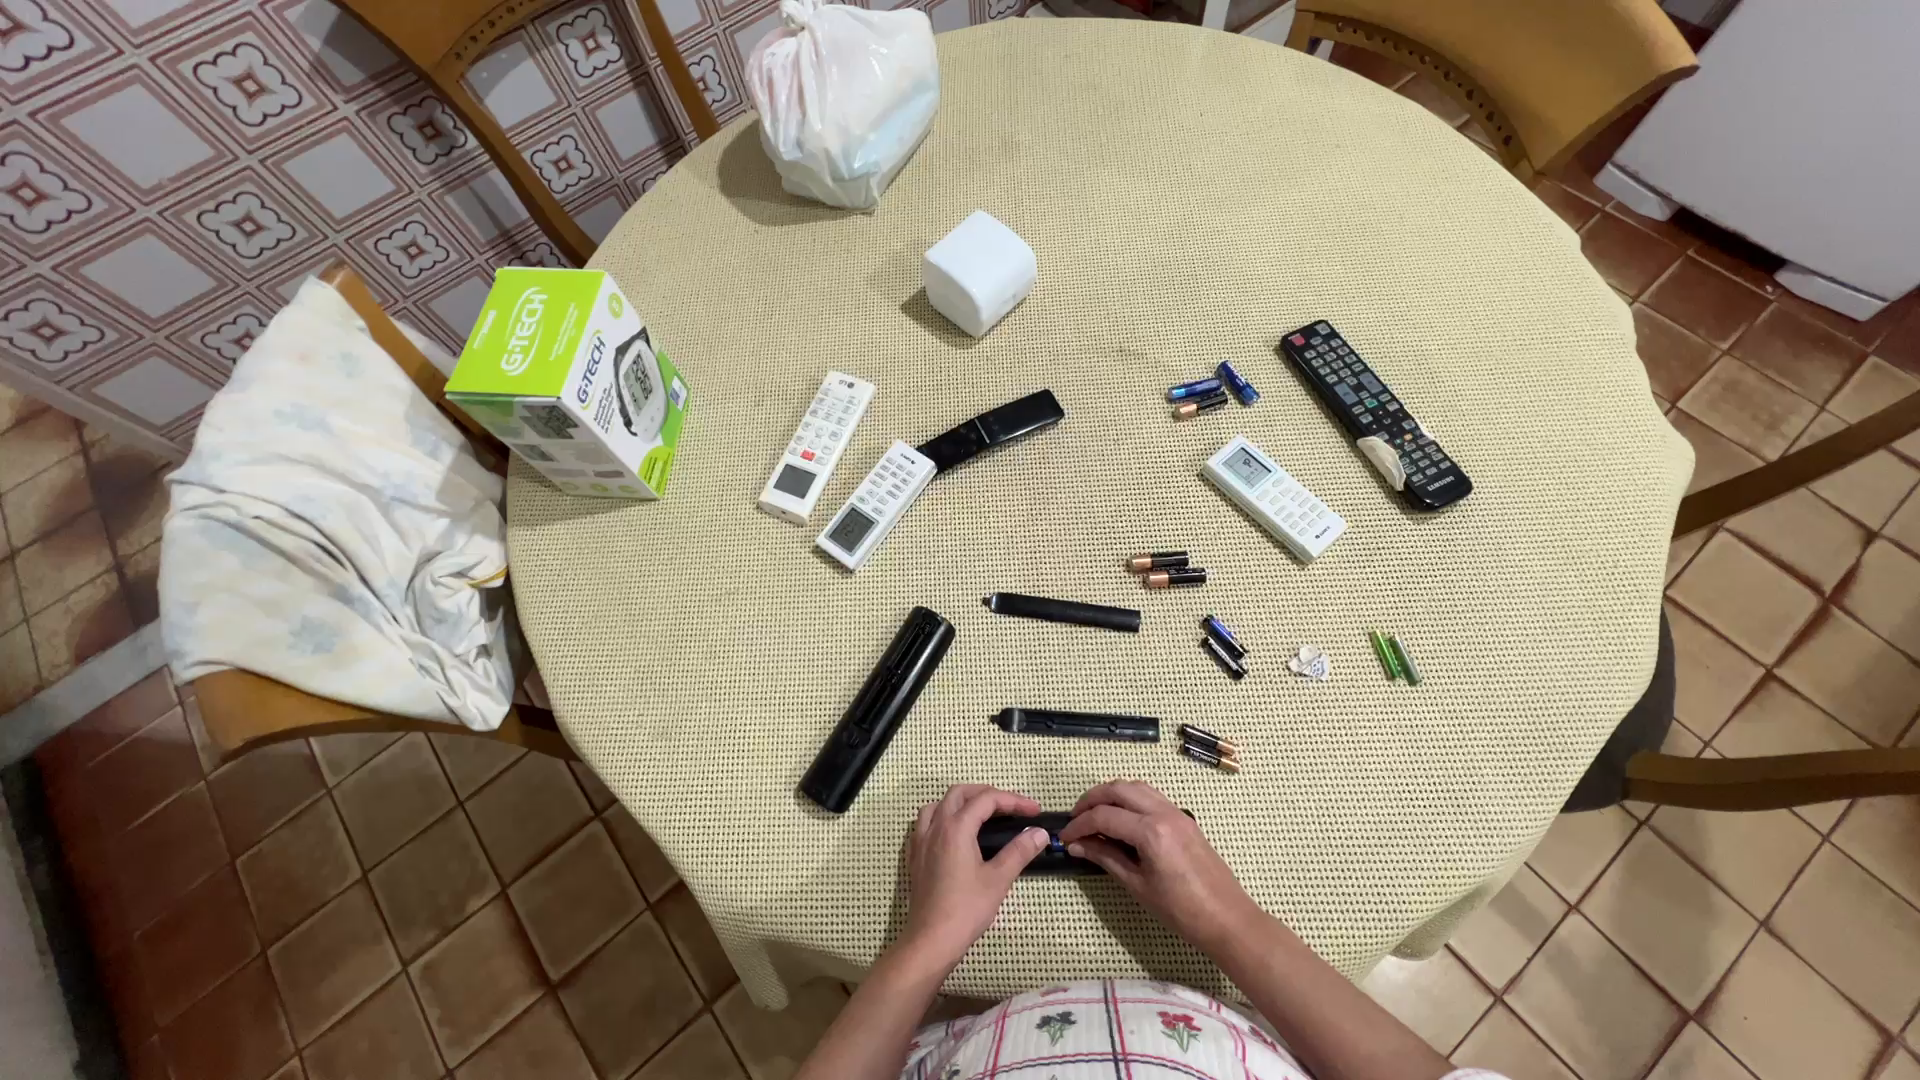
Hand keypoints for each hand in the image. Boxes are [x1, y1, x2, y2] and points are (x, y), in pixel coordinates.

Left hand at [899, 785, 1049, 969]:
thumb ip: (1019, 851)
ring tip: (980, 814)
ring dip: (960, 801)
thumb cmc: (966, 909)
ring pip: (938, 804)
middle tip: (1009, 807)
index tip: (1034, 812)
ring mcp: (921, 840)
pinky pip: (925, 822)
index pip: (987, 800)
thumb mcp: (998, 879)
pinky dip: (941, 817)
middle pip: (960, 793)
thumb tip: (1039, 832)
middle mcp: (936, 826)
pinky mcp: (914, 855)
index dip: (1014, 801)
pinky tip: (952, 833)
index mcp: (957, 827)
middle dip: (986, 794)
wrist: (931, 939)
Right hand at [1058, 780, 1265, 955]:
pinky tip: (1121, 819)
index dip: (1079, 825)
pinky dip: (1130, 799)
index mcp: (1151, 831)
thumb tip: (1077, 845)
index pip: (1104, 816)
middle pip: (1118, 789)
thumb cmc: (1181, 910)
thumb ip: (1106, 858)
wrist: (1228, 919)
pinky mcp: (1183, 818)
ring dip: (1111, 795)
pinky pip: (1150, 796)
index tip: (1065, 838)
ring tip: (1095, 816)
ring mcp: (1176, 812)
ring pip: (1135, 786)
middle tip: (1075, 819)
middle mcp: (1163, 812)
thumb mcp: (1138, 886)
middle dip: (1091, 800)